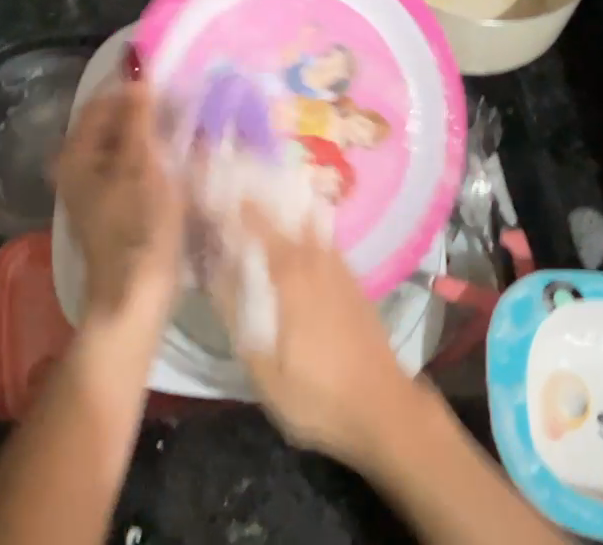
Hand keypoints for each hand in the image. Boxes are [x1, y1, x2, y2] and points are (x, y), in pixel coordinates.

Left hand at [53, 82, 184, 336]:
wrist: (135, 296)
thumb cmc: (138, 228)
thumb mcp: (142, 165)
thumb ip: (139, 116)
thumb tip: (138, 71)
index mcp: (76, 154)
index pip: (103, 101)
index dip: (134, 86)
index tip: (171, 77)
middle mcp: (77, 167)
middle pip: (114, 123)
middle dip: (147, 110)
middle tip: (186, 100)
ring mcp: (95, 188)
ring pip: (126, 145)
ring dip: (154, 133)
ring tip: (189, 124)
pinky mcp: (114, 206)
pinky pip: (133, 166)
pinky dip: (154, 156)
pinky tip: (181, 156)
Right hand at [214, 202, 417, 467]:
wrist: (386, 413)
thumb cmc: (319, 398)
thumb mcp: (266, 372)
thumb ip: (240, 322)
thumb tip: (217, 280)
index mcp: (295, 286)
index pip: (267, 236)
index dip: (247, 213)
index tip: (228, 192)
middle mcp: (321, 272)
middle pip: (294, 227)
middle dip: (270, 207)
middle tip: (247, 190)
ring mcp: (344, 280)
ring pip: (317, 236)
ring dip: (295, 216)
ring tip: (275, 202)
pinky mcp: (358, 293)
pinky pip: (331, 251)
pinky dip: (315, 236)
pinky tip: (309, 242)